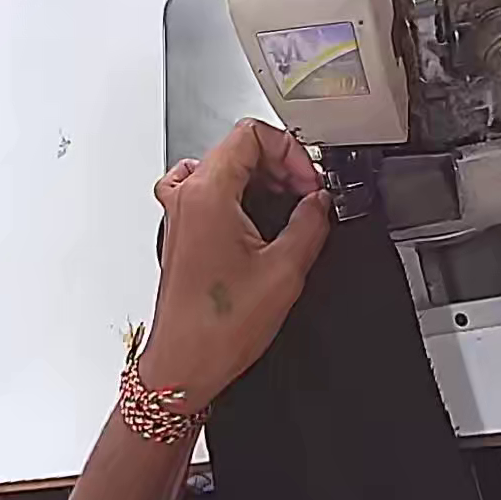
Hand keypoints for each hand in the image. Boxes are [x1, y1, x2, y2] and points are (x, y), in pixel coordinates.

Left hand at [140, 119, 330, 412]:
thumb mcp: (285, 270)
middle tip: (307, 194)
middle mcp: (187, 195)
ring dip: (263, 178)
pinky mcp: (183, 228)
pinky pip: (210, 189)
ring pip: (226, 165)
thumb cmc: (218, 327)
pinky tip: (257, 214)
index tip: (308, 179)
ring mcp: (180, 211)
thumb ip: (310, 223)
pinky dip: (239, 192)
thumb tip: (320, 201)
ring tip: (289, 206)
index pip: (251, 135)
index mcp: (208, 194)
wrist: (184, 364)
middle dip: (281, 165)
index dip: (290, 150)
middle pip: (239, 147)